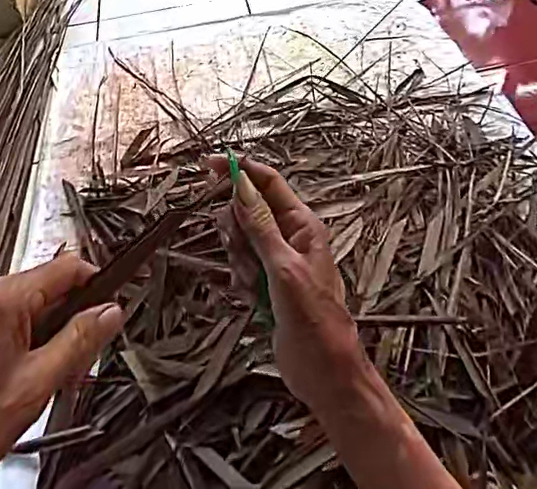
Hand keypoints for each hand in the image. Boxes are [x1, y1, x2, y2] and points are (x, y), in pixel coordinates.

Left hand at [0, 254, 123, 488]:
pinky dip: (33, 345)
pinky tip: (31, 381)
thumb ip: (79, 342)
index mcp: (2, 299)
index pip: (69, 266)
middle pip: (52, 288)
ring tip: (55, 378)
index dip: (99, 283)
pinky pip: (14, 324)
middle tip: (83, 359)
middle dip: (75, 319)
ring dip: (54, 336)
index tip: (115, 303)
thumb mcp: (35, 386)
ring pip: (35, 308)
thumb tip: (109, 313)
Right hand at [205, 155, 368, 411]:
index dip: (241, 169)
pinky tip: (255, 297)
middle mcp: (289, 237)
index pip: (267, 182)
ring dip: (240, 260)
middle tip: (244, 252)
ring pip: (240, 239)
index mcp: (302, 224)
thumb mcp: (284, 268)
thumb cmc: (317, 322)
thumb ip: (260, 226)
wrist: (324, 372)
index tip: (213, 164)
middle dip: (238, 230)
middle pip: (247, 210)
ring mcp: (276, 259)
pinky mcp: (265, 281)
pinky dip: (241, 280)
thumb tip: (242, 186)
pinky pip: (240, 265)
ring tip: (256, 283)